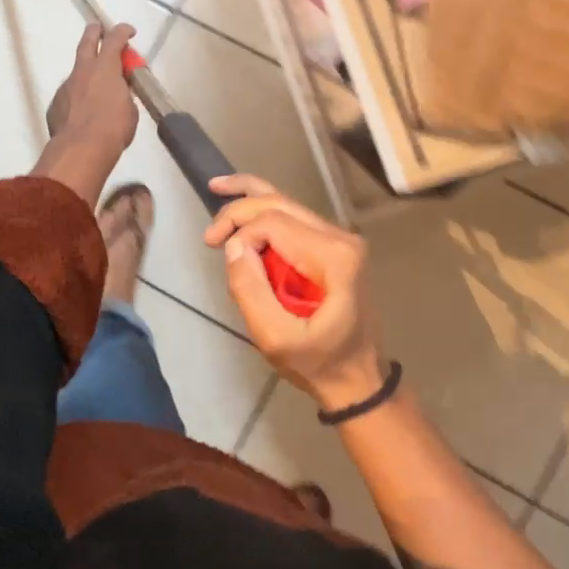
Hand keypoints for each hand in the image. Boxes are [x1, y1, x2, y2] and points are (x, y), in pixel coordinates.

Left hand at [45, 22, 139, 155]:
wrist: (81, 149)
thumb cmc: (113, 128)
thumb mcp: (130, 109)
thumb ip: (124, 94)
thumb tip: (118, 93)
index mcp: (106, 68)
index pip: (115, 39)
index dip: (123, 31)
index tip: (129, 32)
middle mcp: (83, 71)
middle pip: (87, 42)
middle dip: (94, 32)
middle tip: (98, 28)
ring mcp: (66, 86)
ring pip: (77, 73)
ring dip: (86, 75)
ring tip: (96, 90)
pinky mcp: (55, 104)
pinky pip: (69, 96)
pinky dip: (77, 100)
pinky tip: (83, 115)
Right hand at [202, 175, 382, 411]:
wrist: (359, 381)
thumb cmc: (319, 364)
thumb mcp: (276, 338)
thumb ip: (250, 289)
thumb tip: (233, 245)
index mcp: (334, 257)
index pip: (273, 222)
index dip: (240, 234)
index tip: (219, 259)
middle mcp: (341, 238)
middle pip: (279, 203)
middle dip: (238, 211)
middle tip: (209, 236)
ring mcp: (340, 240)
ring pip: (286, 203)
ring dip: (249, 200)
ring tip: (216, 188)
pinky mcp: (333, 248)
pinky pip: (293, 219)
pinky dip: (263, 212)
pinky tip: (241, 205)